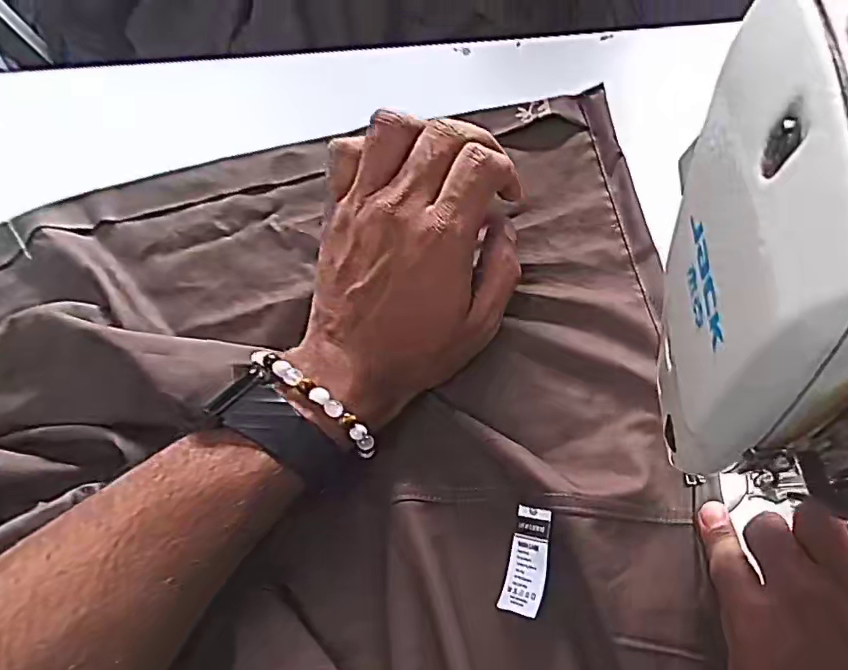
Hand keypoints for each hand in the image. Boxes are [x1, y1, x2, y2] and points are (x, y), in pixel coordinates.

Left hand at [283, 110, 523, 430]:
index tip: (508, 194)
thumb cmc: (414, 352)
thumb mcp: (480, 325)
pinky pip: (349, 149)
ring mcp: (365, 204)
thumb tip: (503, 228)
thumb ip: (502, 270)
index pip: (480, 162)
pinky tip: (393, 170)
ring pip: (393, 125)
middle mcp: (402, 208)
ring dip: (425, 131)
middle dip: (476, 142)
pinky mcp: (339, 210)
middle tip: (484, 169)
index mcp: (443, 236)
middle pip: (443, 133)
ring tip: (439, 159)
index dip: (505, 169)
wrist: (352, 367)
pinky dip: (374, 146)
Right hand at [698, 499, 847, 669]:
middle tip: (774, 548)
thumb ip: (741, 635)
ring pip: (821, 518)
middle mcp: (803, 595)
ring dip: (812, 531)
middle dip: (764, 534)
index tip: (714, 518)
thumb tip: (738, 600)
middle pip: (768, 526)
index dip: (715, 531)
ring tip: (819, 549)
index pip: (724, 554)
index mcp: (757, 622)